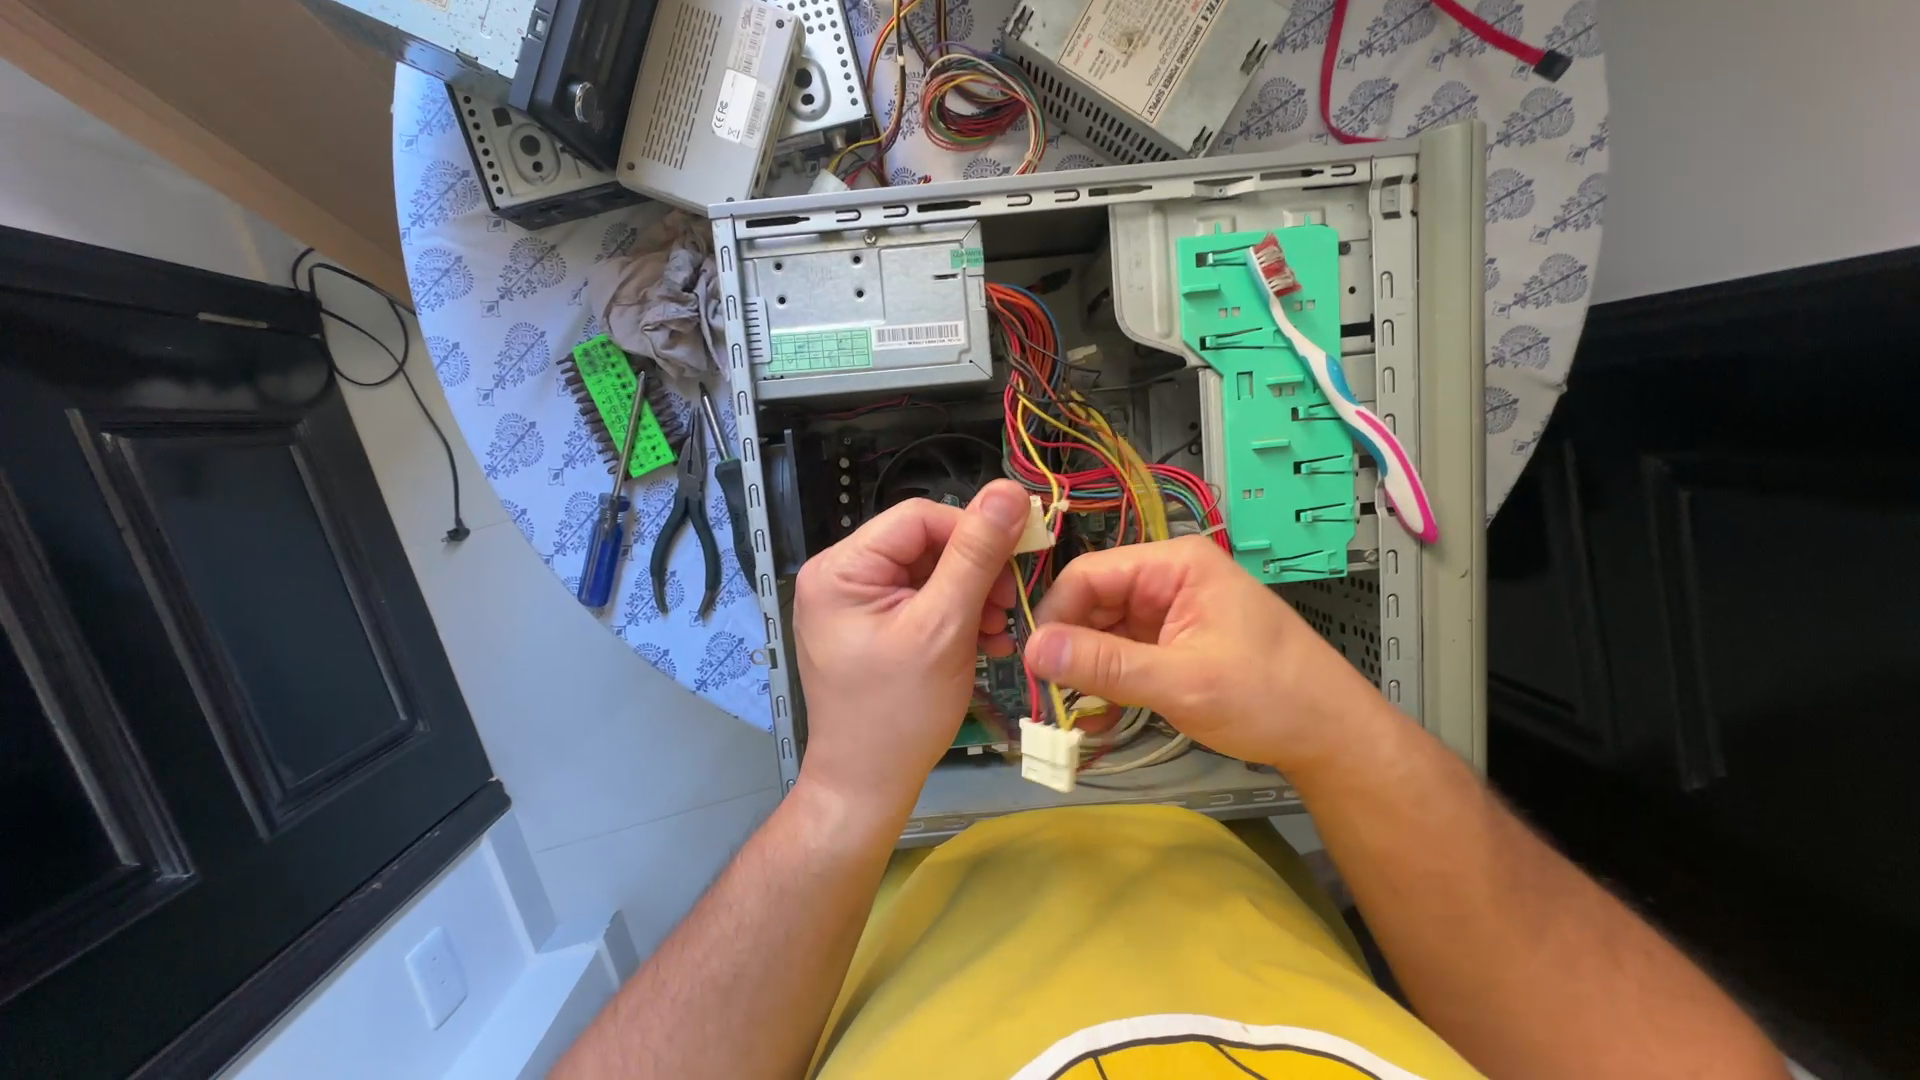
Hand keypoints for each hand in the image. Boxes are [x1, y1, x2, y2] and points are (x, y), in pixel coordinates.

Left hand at [792, 479, 1029, 820]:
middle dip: (974, 572)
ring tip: (999, 631)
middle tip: (1008, 605)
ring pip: (929, 574)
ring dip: (972, 596)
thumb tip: (1009, 490)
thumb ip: (976, 556)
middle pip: (924, 544)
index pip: (918, 517)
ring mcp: (854, 604)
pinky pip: (922, 602)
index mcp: (841, 568)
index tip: (1017, 560)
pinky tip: (985, 641)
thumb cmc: (901, 712)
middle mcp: (840, 576)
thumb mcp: (944, 628)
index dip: (973, 532)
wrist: (868, 787)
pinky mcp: (871, 627)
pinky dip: (957, 616)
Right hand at [1024, 536, 1383, 774]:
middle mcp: (1168, 580)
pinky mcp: (1173, 644)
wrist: (1330, 736)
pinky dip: (1107, 684)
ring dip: (1086, 672)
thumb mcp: (1182, 681)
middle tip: (1049, 697)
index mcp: (1175, 564)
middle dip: (1069, 649)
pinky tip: (1097, 719)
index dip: (1056, 615)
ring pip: (1103, 632)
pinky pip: (1123, 655)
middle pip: (1093, 603)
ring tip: (1071, 716)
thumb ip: (1105, 664)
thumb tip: (1033, 649)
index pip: (1089, 574)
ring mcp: (1170, 613)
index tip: (1033, 663)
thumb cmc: (1269, 696)